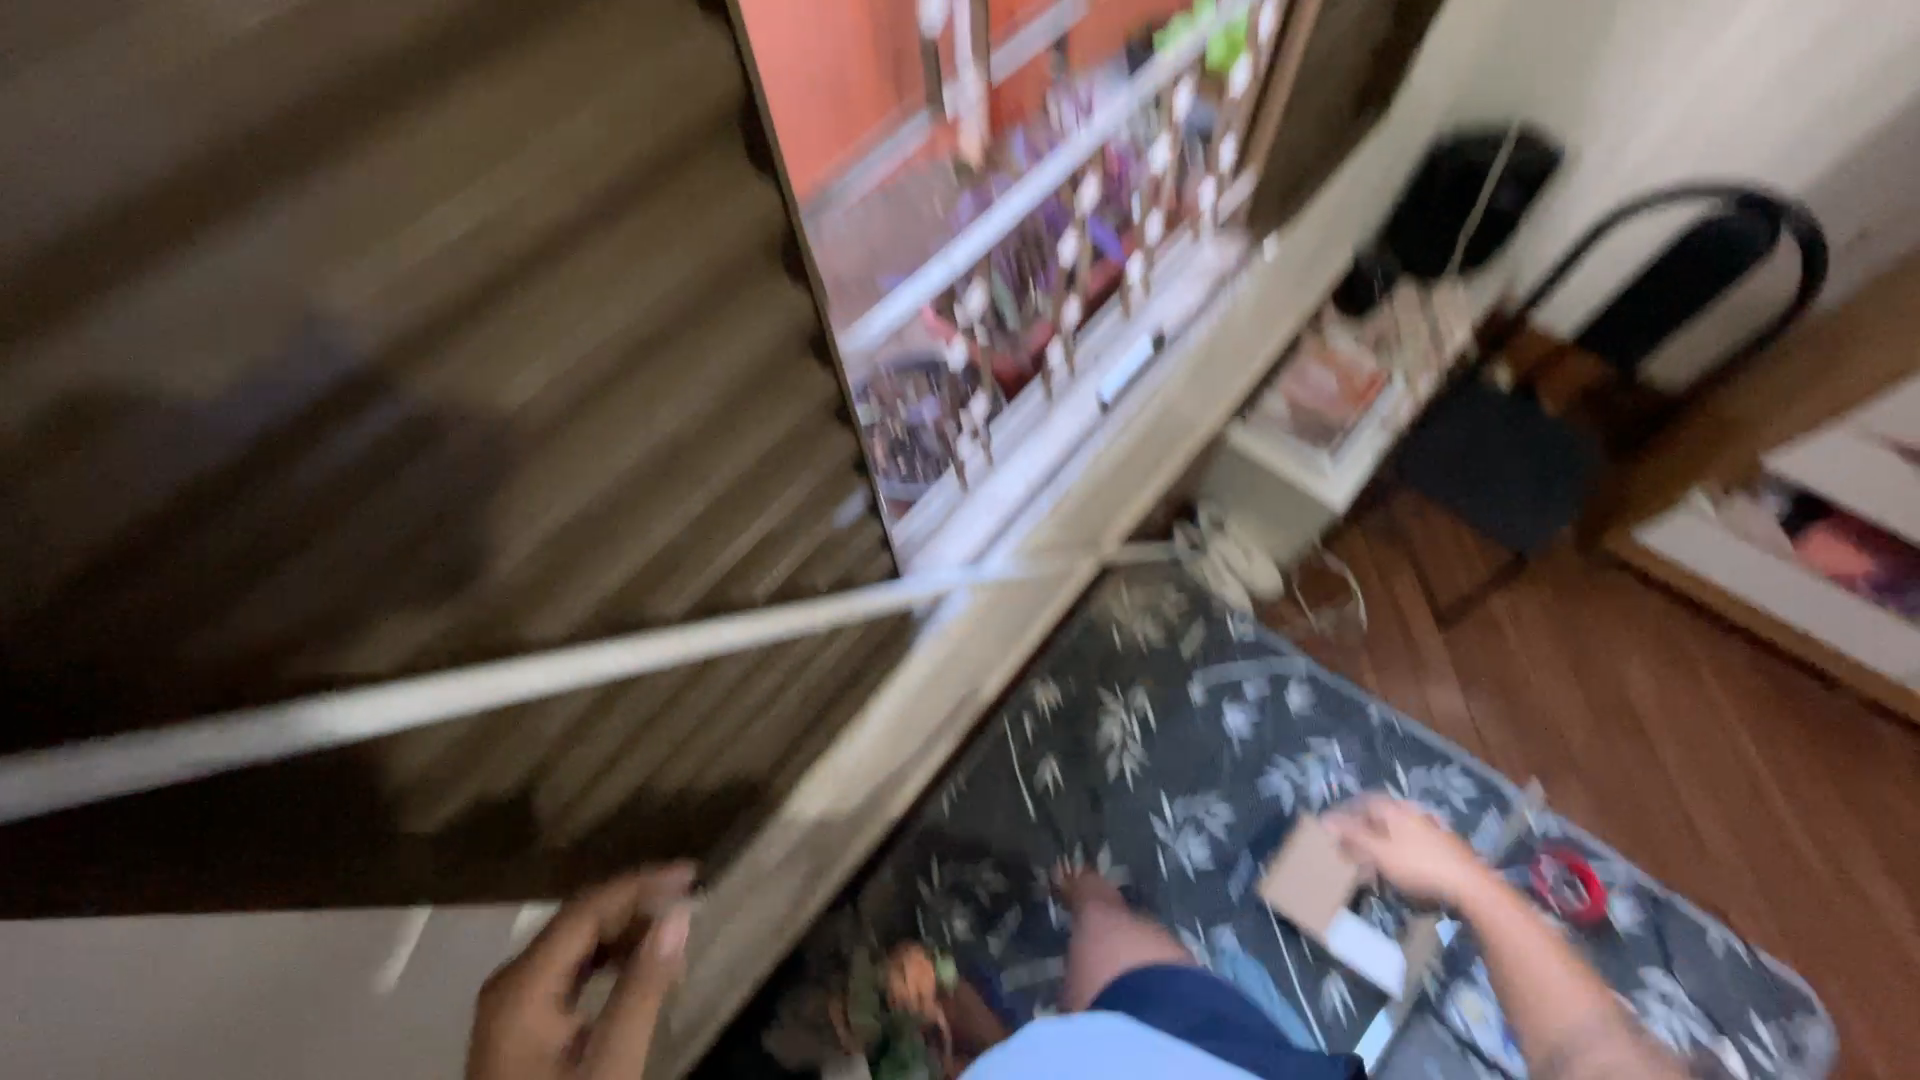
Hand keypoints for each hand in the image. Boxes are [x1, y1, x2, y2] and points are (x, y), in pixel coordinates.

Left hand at [468, 863, 696, 1079]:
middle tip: (691, 899)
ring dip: (627, 931)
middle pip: (579, 921)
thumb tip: (680, 916)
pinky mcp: (522, 1024)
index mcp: (522, 986)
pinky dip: (610, 959)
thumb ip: (644, 987)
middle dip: (637, 904)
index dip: (642, 885)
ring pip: (576, 943)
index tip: (693, 875)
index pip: (588, 910)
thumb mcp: (610, 1065)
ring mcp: (511, 1004)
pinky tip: (641, 968)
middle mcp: (510, 982)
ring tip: (674, 933)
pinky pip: (571, 969)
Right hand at [1324, 796, 1490, 906]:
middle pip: (1379, 815)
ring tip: (1373, 862)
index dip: (1345, 814)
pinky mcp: (1445, 845)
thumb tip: (1324, 819)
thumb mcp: (1378, 853)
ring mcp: (1430, 827)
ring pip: (1396, 830)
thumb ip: (1351, 835)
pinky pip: (1412, 842)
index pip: (1362, 802)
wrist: (1471, 887)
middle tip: (1352, 849)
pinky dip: (1399, 851)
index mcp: (1394, 809)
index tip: (1334, 831)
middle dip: (1363, 830)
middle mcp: (1411, 812)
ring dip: (1381, 842)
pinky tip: (1400, 869)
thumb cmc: (1419, 867)